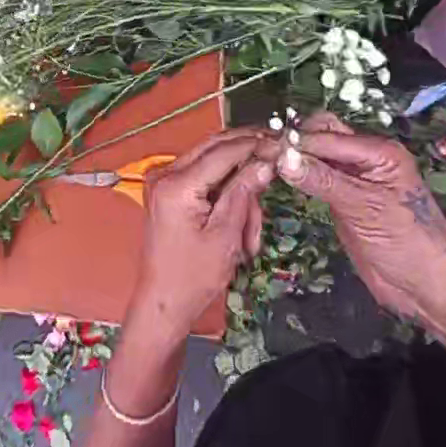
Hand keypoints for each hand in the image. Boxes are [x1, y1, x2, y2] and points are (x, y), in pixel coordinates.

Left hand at [130, 130, 271, 335]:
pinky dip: (225, 194)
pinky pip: (204, 179)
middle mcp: (166, 174)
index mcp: (176, 184)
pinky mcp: (169, 191)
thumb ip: (243, 193)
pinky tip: (238, 227)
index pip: (222, 151)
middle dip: (248, 159)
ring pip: (213, 165)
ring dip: (238, 188)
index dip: (255, 146)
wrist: (163, 302)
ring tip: (248, 233)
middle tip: (275, 165)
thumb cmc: (193, 277)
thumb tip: (265, 162)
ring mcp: (165, 181)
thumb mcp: (225, 236)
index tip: (282, 145)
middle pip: (216, 149)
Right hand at [264, 113, 445, 321]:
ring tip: (264, 165)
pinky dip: (298, 174)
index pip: (327, 137)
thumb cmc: (409, 245)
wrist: (428, 289)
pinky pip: (317, 176)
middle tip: (263, 156)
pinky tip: (279, 178)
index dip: (295, 143)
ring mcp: (354, 178)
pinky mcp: (343, 198)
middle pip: (321, 135)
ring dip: (294, 158)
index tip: (262, 150)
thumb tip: (282, 158)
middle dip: (294, 142)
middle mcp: (366, 158)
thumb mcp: (365, 209)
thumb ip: (323, 181)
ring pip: (317, 155)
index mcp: (379, 152)